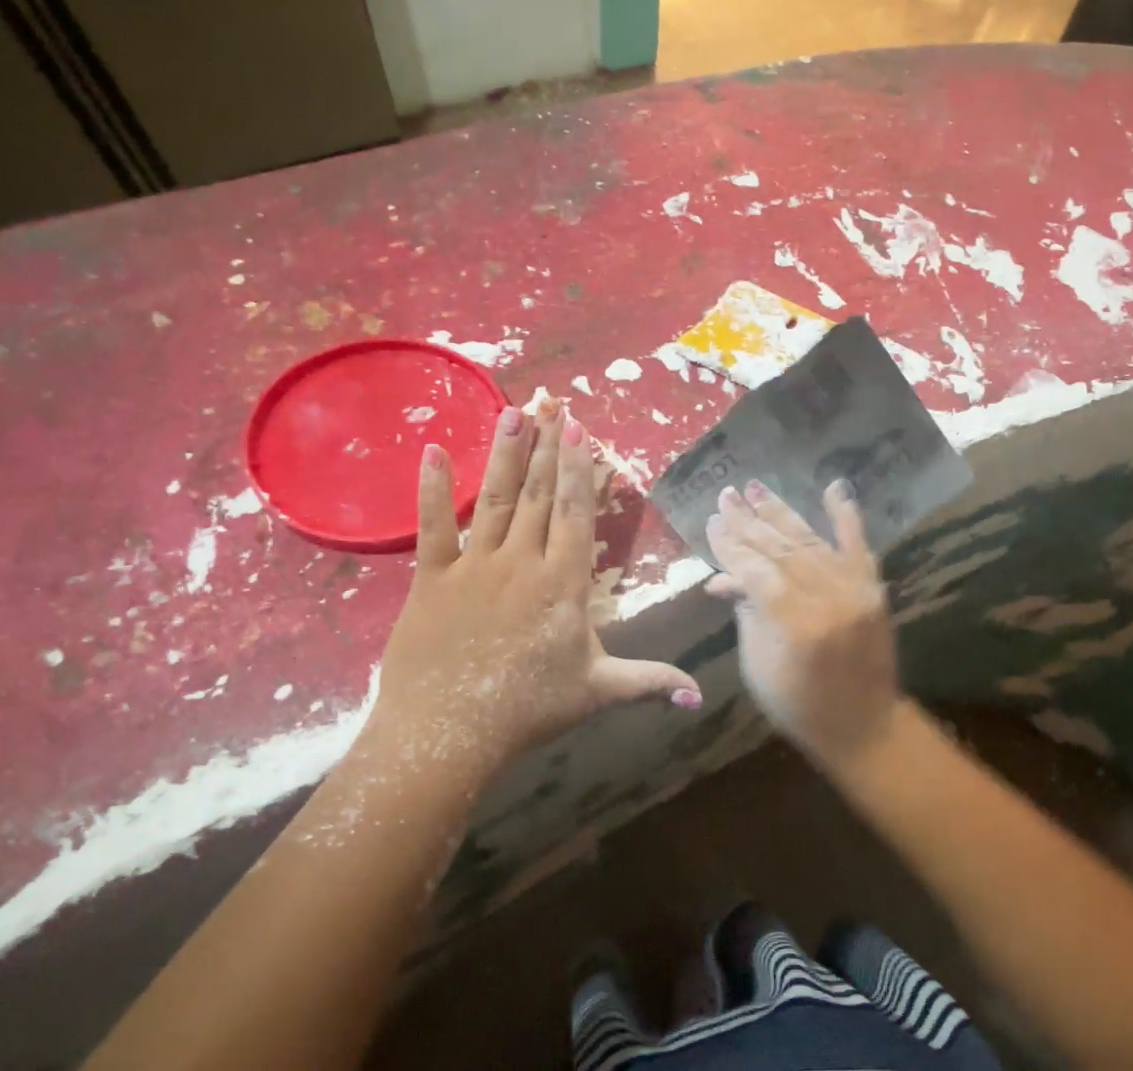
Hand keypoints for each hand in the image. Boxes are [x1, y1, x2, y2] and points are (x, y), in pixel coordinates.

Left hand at [365, 401, 701, 781]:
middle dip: (548, 446)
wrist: (446, 732)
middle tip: (552, 402)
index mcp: (563, 582)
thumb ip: (649, 682)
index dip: (579, 467)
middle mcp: (521, 562)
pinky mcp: (431, 579)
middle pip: (539, 494)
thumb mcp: (597, 692)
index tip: (579, 427)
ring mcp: (474, 566)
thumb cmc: (528, 709)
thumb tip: (700, 695)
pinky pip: (433, 526)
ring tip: (514, 411)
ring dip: (506, 453)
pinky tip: (432, 450)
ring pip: (495, 499)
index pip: (575, 512)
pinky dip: (431, 489)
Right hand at [705, 480, 903, 765]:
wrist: (864, 724)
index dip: (730, 545)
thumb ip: (746, 613)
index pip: (754, 570)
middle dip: (749, 521)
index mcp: (793, 622)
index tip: (712, 520)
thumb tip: (724, 577)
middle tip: (727, 494)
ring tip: (757, 488)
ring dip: (782, 513)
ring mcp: (855, 590)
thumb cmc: (799, 704)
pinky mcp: (873, 589)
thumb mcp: (758, 665)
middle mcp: (826, 597)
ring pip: (811, 541)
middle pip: (780, 549)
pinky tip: (833, 487)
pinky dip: (846, 516)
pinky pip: (858, 545)